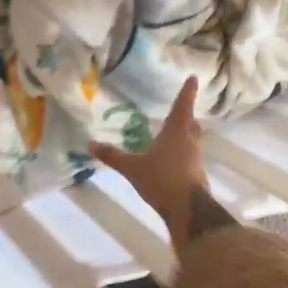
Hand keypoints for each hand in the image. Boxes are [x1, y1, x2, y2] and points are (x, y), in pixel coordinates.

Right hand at [89, 76, 209, 235]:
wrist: (188, 209)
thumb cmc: (161, 179)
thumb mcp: (132, 168)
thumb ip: (113, 156)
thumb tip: (91, 143)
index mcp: (176, 132)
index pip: (182, 106)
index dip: (187, 92)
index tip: (193, 78)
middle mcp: (189, 142)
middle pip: (190, 124)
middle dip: (186, 116)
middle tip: (182, 110)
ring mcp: (196, 159)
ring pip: (192, 141)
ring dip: (185, 136)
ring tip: (174, 135)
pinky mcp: (196, 175)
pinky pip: (189, 159)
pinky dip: (182, 155)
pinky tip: (172, 162)